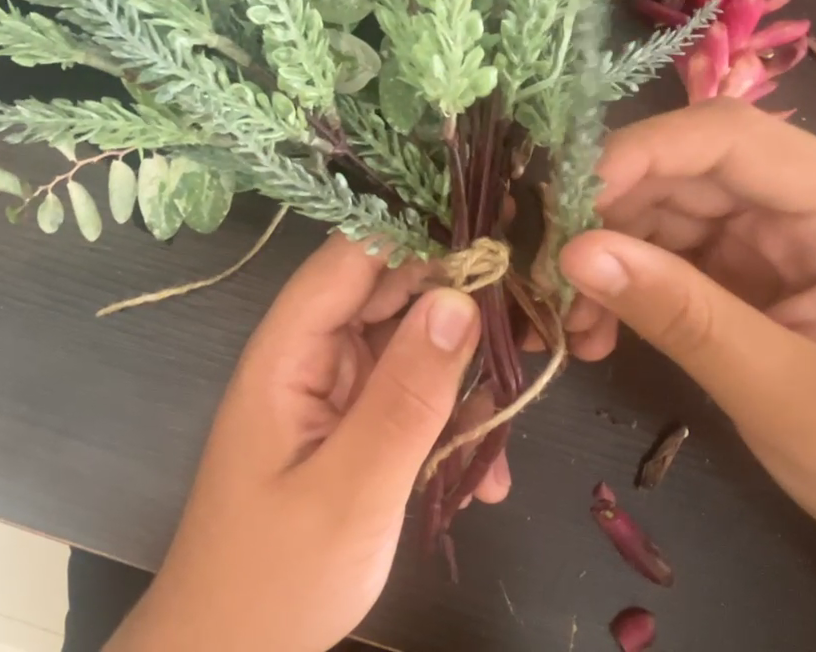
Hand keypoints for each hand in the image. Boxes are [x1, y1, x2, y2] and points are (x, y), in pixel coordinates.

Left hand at [108, 234, 505, 651]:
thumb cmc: (277, 575)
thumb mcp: (352, 490)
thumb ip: (406, 396)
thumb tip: (458, 300)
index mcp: (287, 351)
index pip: (352, 258)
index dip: (421, 239)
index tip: (498, 242)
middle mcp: (307, 356)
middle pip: (387, 297)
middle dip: (459, 307)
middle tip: (539, 328)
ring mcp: (330, 394)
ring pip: (406, 349)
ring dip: (462, 376)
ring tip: (519, 405)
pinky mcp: (349, 430)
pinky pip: (406, 402)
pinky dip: (447, 427)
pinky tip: (483, 481)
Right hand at [556, 99, 815, 650]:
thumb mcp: (787, 392)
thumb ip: (680, 315)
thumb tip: (572, 250)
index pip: (729, 138)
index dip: (638, 153)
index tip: (566, 205)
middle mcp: (811, 210)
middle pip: (685, 174)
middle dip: (608, 215)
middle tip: (549, 272)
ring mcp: (780, 247)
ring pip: (666, 217)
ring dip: (609, 261)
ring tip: (571, 323)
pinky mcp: (755, 284)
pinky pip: (672, 264)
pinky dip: (627, 293)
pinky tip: (597, 338)